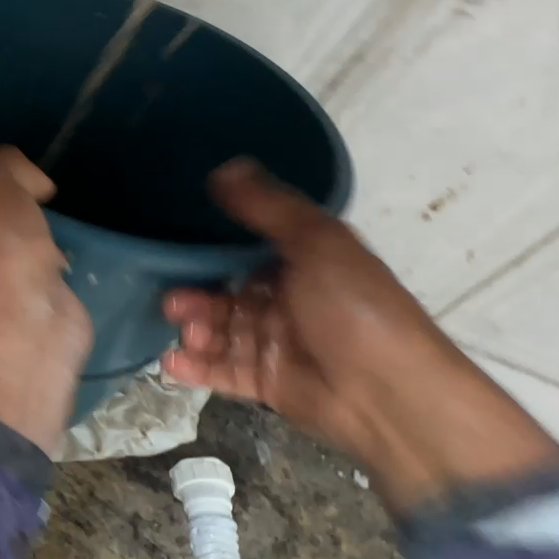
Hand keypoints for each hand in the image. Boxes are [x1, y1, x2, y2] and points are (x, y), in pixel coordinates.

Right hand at [160, 159, 558, 513]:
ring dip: (193, 330)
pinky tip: (171, 363)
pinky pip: (219, 371)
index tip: (173, 244)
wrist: (387, 392)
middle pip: (224, 295)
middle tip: (171, 301)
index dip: (211, 250)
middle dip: (193, 296)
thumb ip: (269, 208)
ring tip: (184, 332)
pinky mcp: (263, 382)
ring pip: (217, 332)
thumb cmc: (355, 309)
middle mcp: (286, 302)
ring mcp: (272, 344)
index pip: (247, 253)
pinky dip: (193, 367)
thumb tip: (225, 167)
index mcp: (304, 266)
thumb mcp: (318, 244)